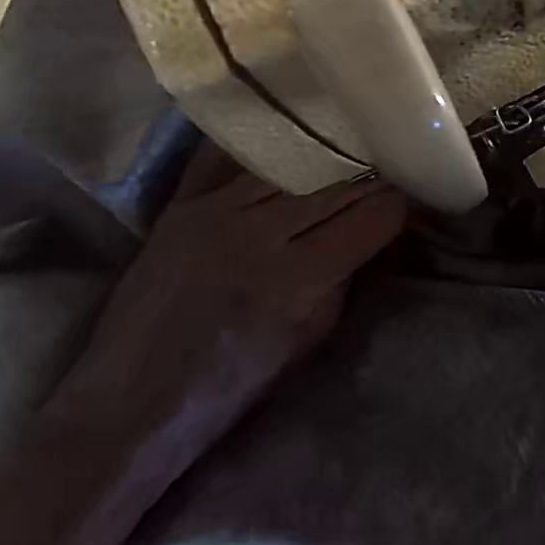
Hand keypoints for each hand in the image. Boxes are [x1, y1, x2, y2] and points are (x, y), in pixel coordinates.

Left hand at [0, 151, 408, 544]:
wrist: (130, 403)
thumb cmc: (237, 380)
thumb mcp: (315, 332)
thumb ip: (349, 271)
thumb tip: (379, 226)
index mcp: (301, 275)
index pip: (380, 211)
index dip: (404, 204)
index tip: (414, 201)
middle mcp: (261, 232)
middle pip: (345, 180)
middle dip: (376, 178)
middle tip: (391, 175)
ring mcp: (217, 212)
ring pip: (299, 161)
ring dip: (332, 162)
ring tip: (349, 158)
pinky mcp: (182, 205)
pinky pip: (233, 157)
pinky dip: (269, 151)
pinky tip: (291, 141)